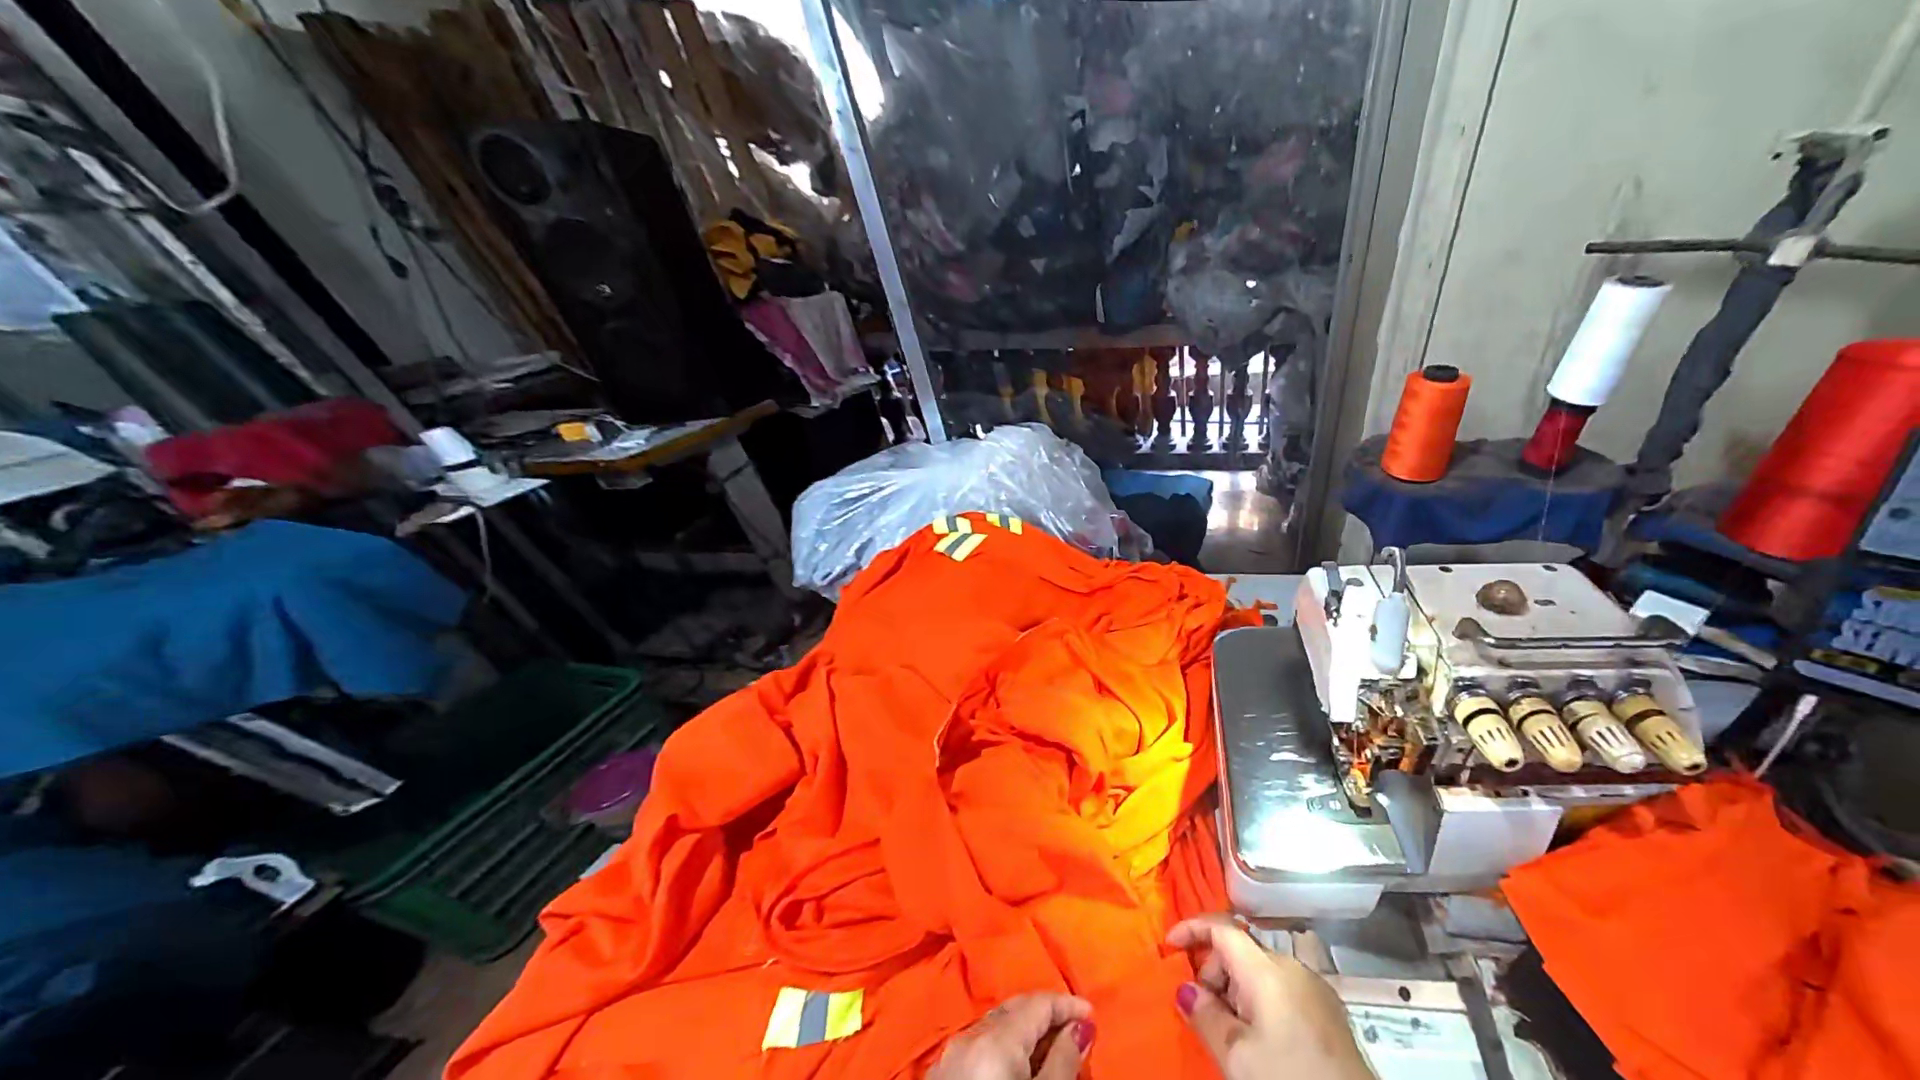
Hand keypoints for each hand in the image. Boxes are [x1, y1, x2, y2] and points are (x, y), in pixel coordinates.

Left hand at [928, 993, 1095, 1079]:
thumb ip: (1063, 1062)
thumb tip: (1080, 1028)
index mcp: (995, 1040)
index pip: (1036, 1003)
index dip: (1066, 1005)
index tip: (1092, 1014)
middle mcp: (969, 1038)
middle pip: (1012, 1011)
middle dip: (1045, 1014)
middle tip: (1076, 1027)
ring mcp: (949, 1058)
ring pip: (993, 1028)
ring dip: (1023, 1031)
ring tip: (1052, 1046)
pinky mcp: (940, 1078)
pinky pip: (978, 1048)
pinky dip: (1002, 1048)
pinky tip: (1018, 1066)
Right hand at [1168, 917, 1373, 1079]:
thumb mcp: (1237, 1056)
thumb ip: (1205, 1016)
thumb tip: (1186, 989)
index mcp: (1268, 970)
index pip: (1222, 928)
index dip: (1192, 929)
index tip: (1168, 946)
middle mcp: (1293, 968)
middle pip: (1240, 951)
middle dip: (1213, 973)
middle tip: (1201, 1013)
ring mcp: (1316, 990)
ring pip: (1261, 973)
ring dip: (1235, 992)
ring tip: (1229, 1034)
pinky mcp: (1329, 1014)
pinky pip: (1282, 991)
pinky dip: (1259, 1003)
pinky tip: (1258, 1040)